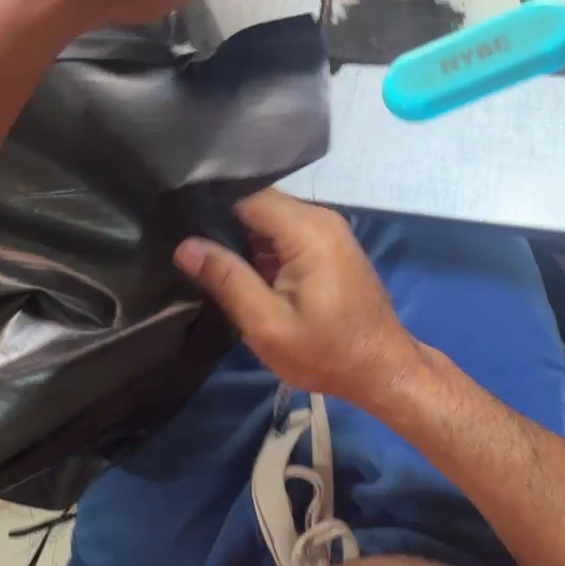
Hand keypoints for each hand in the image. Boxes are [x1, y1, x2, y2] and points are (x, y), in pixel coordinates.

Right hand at [173, 190, 427, 407]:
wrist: (382, 370)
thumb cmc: (326, 351)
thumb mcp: (267, 323)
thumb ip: (227, 279)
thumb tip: (186, 245)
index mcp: (308, 229)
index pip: (248, 196)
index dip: (213, 209)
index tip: (182, 227)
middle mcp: (322, 217)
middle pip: (261, 205)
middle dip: (227, 226)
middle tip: (193, 252)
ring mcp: (330, 230)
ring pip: (273, 220)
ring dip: (246, 241)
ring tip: (211, 264)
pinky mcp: (331, 246)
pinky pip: (289, 233)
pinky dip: (266, 249)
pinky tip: (246, 274)